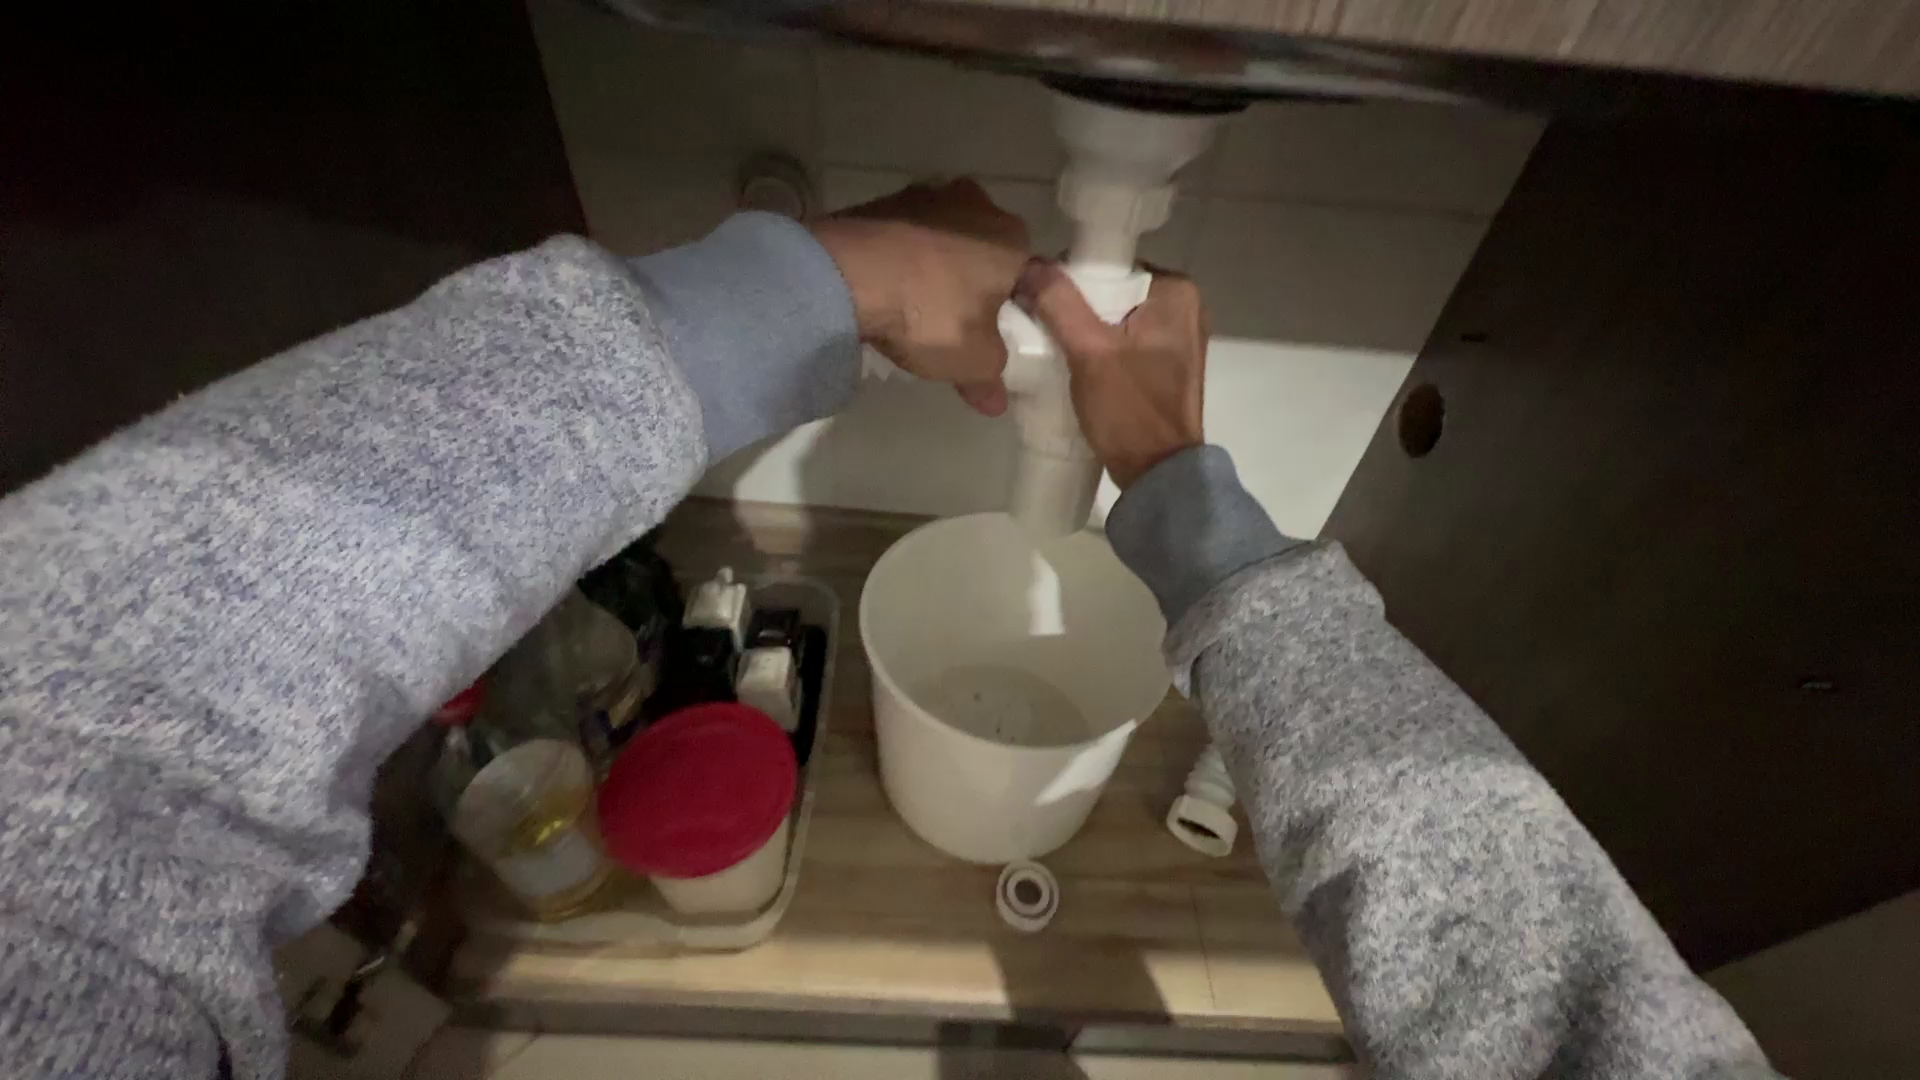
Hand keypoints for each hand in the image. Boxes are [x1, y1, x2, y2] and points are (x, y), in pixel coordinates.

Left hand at [810, 179, 1028, 415]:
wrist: (848, 275)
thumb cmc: (932, 314)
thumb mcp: (973, 360)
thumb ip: (991, 378)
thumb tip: (997, 402)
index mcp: (1013, 237)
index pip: (1029, 277)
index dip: (1015, 311)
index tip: (996, 336)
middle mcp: (978, 203)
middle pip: (985, 255)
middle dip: (975, 287)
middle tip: (957, 327)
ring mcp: (927, 195)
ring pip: (945, 243)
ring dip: (938, 272)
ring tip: (918, 312)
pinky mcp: (884, 201)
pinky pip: (907, 240)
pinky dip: (904, 263)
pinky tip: (889, 292)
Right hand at [1016, 260, 1207, 488]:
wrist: (1157, 474)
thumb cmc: (1128, 409)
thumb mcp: (1089, 352)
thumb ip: (1060, 304)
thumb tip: (1031, 265)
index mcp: (1176, 293)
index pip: (1111, 267)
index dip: (1071, 283)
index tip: (1041, 307)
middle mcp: (1185, 309)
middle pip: (1112, 295)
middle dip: (1077, 311)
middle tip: (1043, 332)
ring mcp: (1178, 341)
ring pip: (1115, 322)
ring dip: (1084, 334)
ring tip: (1055, 352)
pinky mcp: (1167, 369)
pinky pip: (1124, 346)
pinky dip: (1100, 353)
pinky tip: (1077, 369)